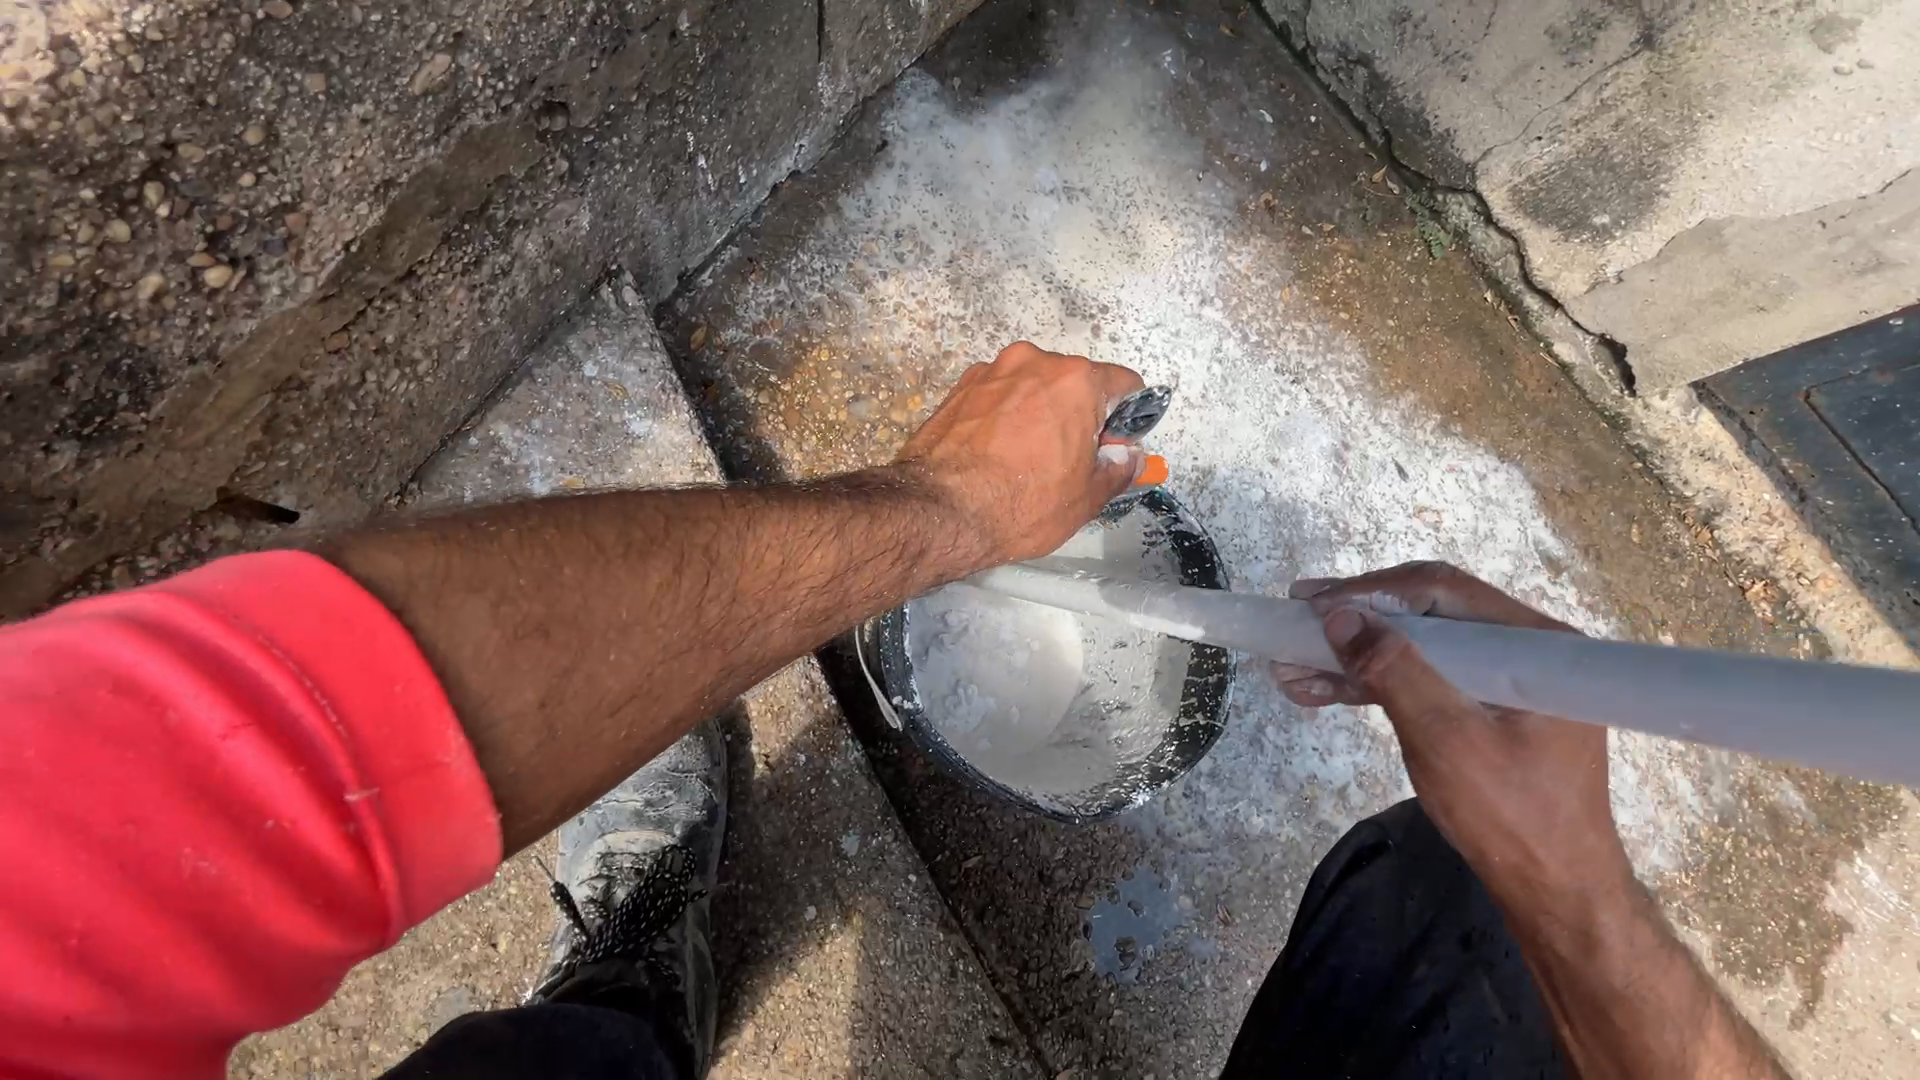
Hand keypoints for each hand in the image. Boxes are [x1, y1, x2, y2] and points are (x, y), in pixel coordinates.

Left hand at [895, 341, 1146, 566]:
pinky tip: (995, 453)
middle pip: (1075, 383)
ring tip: (1025, 459)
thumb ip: (1118, 470)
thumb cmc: (1021, 504)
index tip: (1111, 449)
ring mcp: (991, 371)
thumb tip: (1129, 457)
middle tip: (1067, 460)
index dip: (1126, 419)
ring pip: (1033, 387)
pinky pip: (998, 395)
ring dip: (1039, 413)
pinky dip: (1005, 416)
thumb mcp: (1086, 498)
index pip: (1124, 384)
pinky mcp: (959, 387)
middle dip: (1079, 415)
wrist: (940, 512)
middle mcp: (1034, 362)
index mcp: (1076, 381)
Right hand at [1272, 562, 1633, 905]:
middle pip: (1421, 613)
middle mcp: (1520, 649)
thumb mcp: (1445, 738)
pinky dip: (1368, 682)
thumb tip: (1339, 616)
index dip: (1369, 592)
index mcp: (1533, 643)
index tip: (1312, 606)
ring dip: (1350, 654)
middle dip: (1352, 619)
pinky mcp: (1479, 706)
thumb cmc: (1510, 815)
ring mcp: (1498, 679)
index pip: (1440, 591)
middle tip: (1293, 615)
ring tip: (1289, 662)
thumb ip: (1394, 671)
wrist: (1553, 891)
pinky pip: (1416, 678)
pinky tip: (1318, 689)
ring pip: (1412, 646)